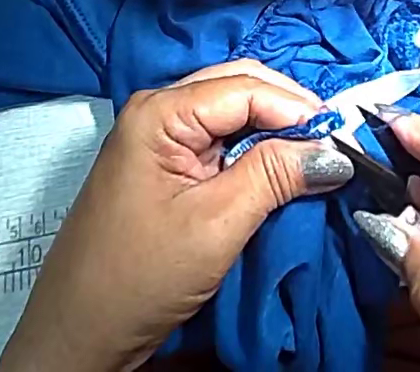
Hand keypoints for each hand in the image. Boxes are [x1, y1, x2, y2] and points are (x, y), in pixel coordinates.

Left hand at [0, 60, 355, 370]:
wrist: (77, 332)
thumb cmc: (139, 276)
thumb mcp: (214, 225)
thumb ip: (272, 177)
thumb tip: (332, 152)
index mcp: (160, 110)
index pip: (242, 88)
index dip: (295, 106)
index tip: (341, 134)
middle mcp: (159, 107)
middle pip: (236, 86)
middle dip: (286, 108)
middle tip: (332, 139)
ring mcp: (160, 131)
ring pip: (230, 108)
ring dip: (273, 125)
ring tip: (315, 149)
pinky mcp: (166, 158)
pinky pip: (219, 134)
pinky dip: (254, 143)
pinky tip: (280, 160)